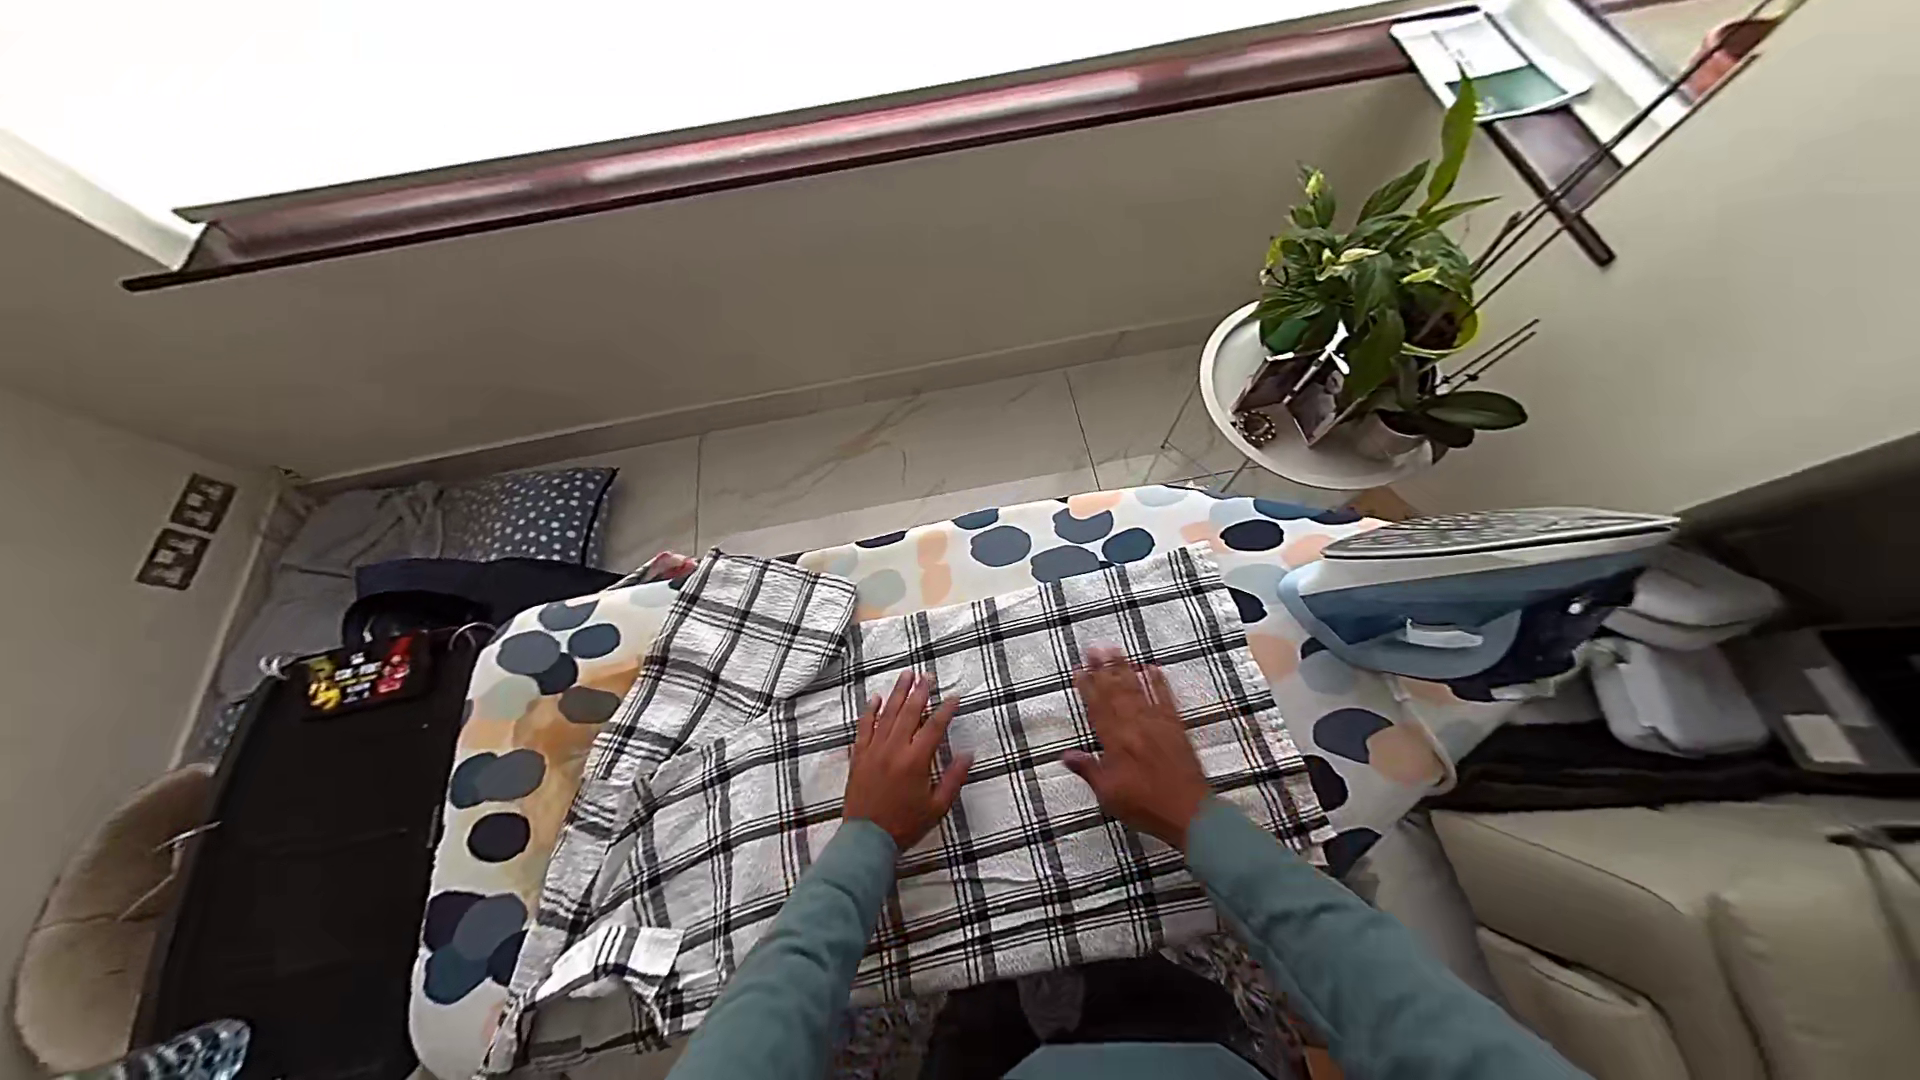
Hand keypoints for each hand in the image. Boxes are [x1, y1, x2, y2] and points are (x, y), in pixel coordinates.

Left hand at [843, 671, 972, 849]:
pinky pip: (864, 727)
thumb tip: (968, 754)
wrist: (866, 839)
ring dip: (897, 693)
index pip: (934, 726)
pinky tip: (876, 698)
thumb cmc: (905, 825)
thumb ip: (953, 778)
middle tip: (927, 675)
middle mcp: (894, 749)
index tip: (954, 696)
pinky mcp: (859, 756)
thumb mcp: (937, 807)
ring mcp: (874, 750)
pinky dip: (870, 711)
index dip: (946, 709)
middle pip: (909, 712)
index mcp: (916, 761)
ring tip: (905, 675)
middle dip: (920, 692)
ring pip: (887, 714)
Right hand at [1063, 647, 1211, 849]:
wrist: (1189, 813)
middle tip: (1094, 647)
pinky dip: (1159, 683)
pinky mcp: (1176, 727)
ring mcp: (1157, 724)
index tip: (1079, 669)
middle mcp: (1135, 726)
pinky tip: (1152, 668)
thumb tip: (1065, 755)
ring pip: (1137, 690)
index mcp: (1116, 741)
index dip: (1087, 687)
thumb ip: (1088, 770)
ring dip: (1125, 668)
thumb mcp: (1108, 794)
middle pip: (1115, 692)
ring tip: (1115, 650)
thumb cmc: (1145, 806)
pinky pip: (1165, 699)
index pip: (1097, 708)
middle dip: (1103, 668)